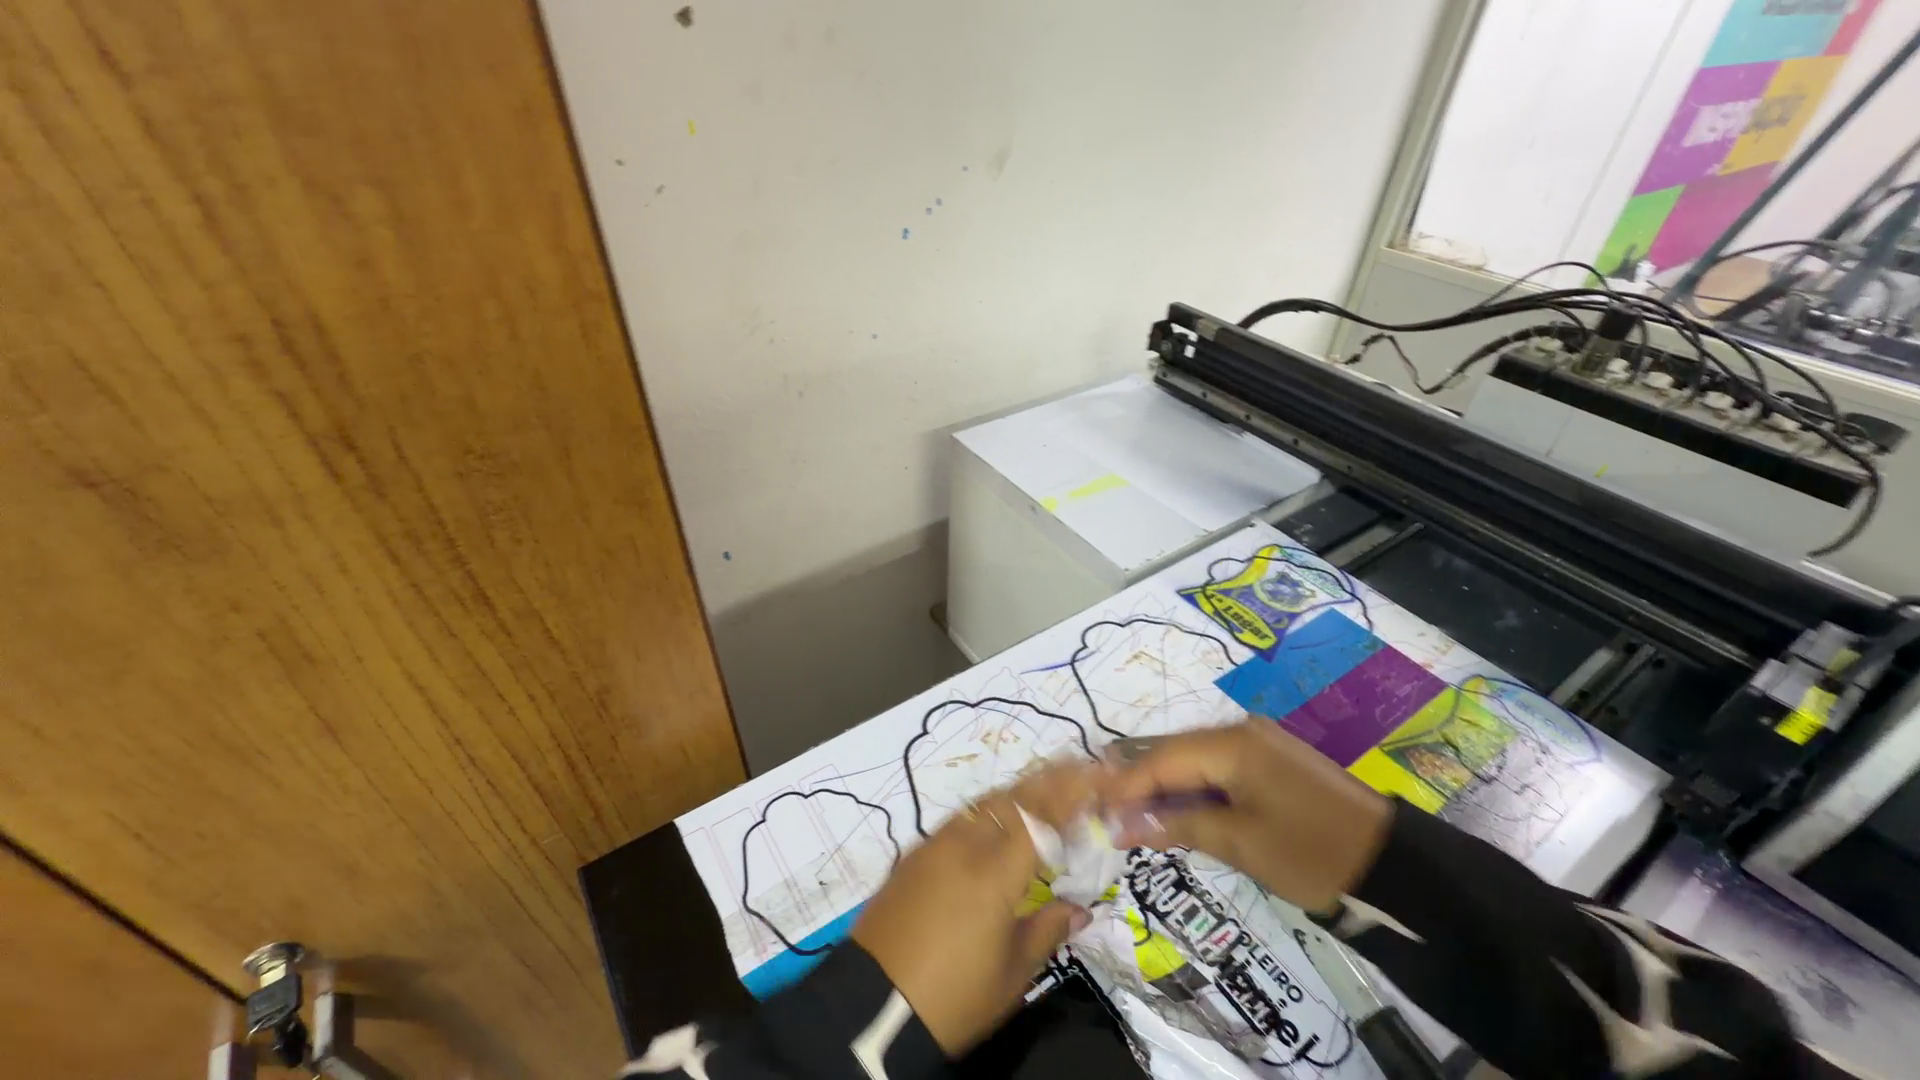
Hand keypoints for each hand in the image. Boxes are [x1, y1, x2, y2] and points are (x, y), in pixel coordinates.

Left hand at [851, 762, 1097, 1054]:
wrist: (870, 1008)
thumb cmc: (953, 998)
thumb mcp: (1012, 974)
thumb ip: (1047, 930)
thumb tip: (1079, 908)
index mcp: (995, 874)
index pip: (1042, 819)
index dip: (1071, 794)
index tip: (1097, 776)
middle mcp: (963, 848)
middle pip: (1012, 799)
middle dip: (1047, 780)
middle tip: (1077, 766)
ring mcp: (933, 848)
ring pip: (983, 804)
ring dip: (1017, 791)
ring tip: (1042, 784)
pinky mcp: (911, 859)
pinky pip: (959, 820)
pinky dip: (987, 809)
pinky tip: (996, 817)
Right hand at [1097, 719, 1391, 911]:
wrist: (1396, 864)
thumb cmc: (1311, 853)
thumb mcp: (1240, 844)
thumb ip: (1177, 825)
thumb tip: (1121, 825)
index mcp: (1232, 744)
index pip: (1160, 760)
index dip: (1124, 788)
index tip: (1093, 815)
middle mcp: (1241, 731)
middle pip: (1173, 753)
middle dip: (1139, 786)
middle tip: (1108, 819)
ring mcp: (1259, 742)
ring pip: (1193, 760)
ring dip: (1165, 789)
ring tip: (1134, 820)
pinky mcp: (1271, 760)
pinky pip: (1217, 767)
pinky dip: (1194, 789)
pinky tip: (1176, 811)